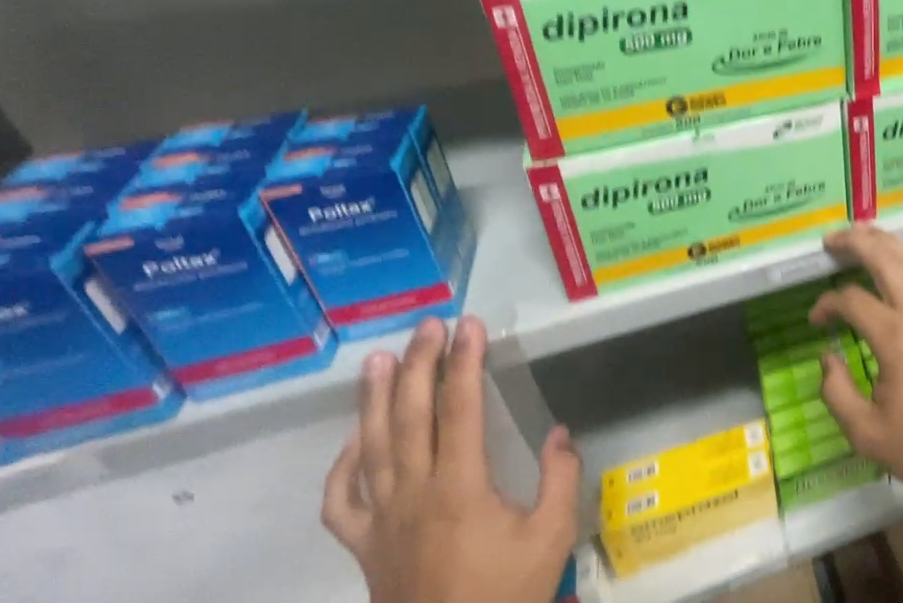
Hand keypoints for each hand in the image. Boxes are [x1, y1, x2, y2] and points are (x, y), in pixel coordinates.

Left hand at [321, 316, 581, 602]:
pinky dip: (342, 466)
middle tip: (427, 326)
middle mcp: (414, 494)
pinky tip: (354, 440)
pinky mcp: (364, 547)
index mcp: (460, 488)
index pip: (459, 409)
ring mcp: (381, 521)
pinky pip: (342, 501)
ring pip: (372, 448)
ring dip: (373, 400)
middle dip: (418, 365)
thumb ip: (560, 479)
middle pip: (409, 416)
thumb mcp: (552, 537)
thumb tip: (559, 433)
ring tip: (377, 360)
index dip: (463, 363)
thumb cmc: (506, 594)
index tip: (469, 327)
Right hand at [810, 225, 902, 491]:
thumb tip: (827, 357)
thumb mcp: (868, 434)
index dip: (827, 304)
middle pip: (886, 259)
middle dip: (856, 242)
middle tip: (831, 239)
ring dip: (884, 242)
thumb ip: (837, 393)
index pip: (852, 301)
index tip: (814, 320)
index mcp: (896, 337)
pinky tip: (897, 260)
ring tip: (861, 233)